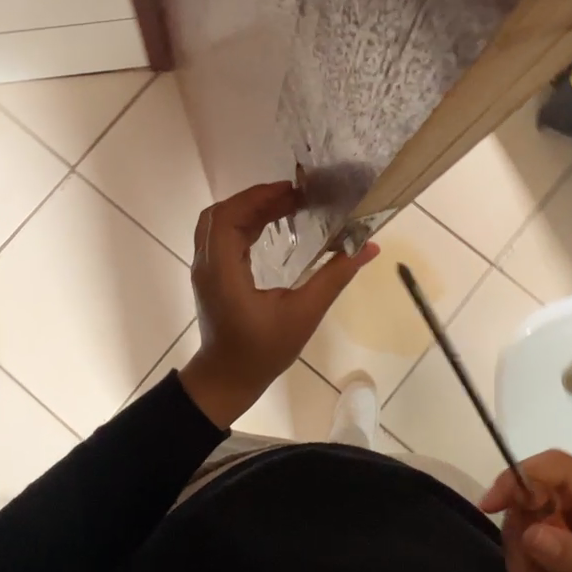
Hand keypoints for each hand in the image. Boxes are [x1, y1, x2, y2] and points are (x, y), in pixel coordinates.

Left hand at [177, 182, 378, 427]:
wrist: (227, 380)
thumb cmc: (262, 351)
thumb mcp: (303, 315)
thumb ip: (334, 277)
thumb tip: (368, 246)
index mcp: (222, 271)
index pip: (228, 218)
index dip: (256, 198)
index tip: (291, 191)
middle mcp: (206, 265)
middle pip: (221, 215)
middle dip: (256, 200)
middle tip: (294, 197)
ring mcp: (204, 271)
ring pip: (217, 224)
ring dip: (248, 211)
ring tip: (285, 206)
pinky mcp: (209, 277)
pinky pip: (220, 238)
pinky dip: (242, 225)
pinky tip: (270, 227)